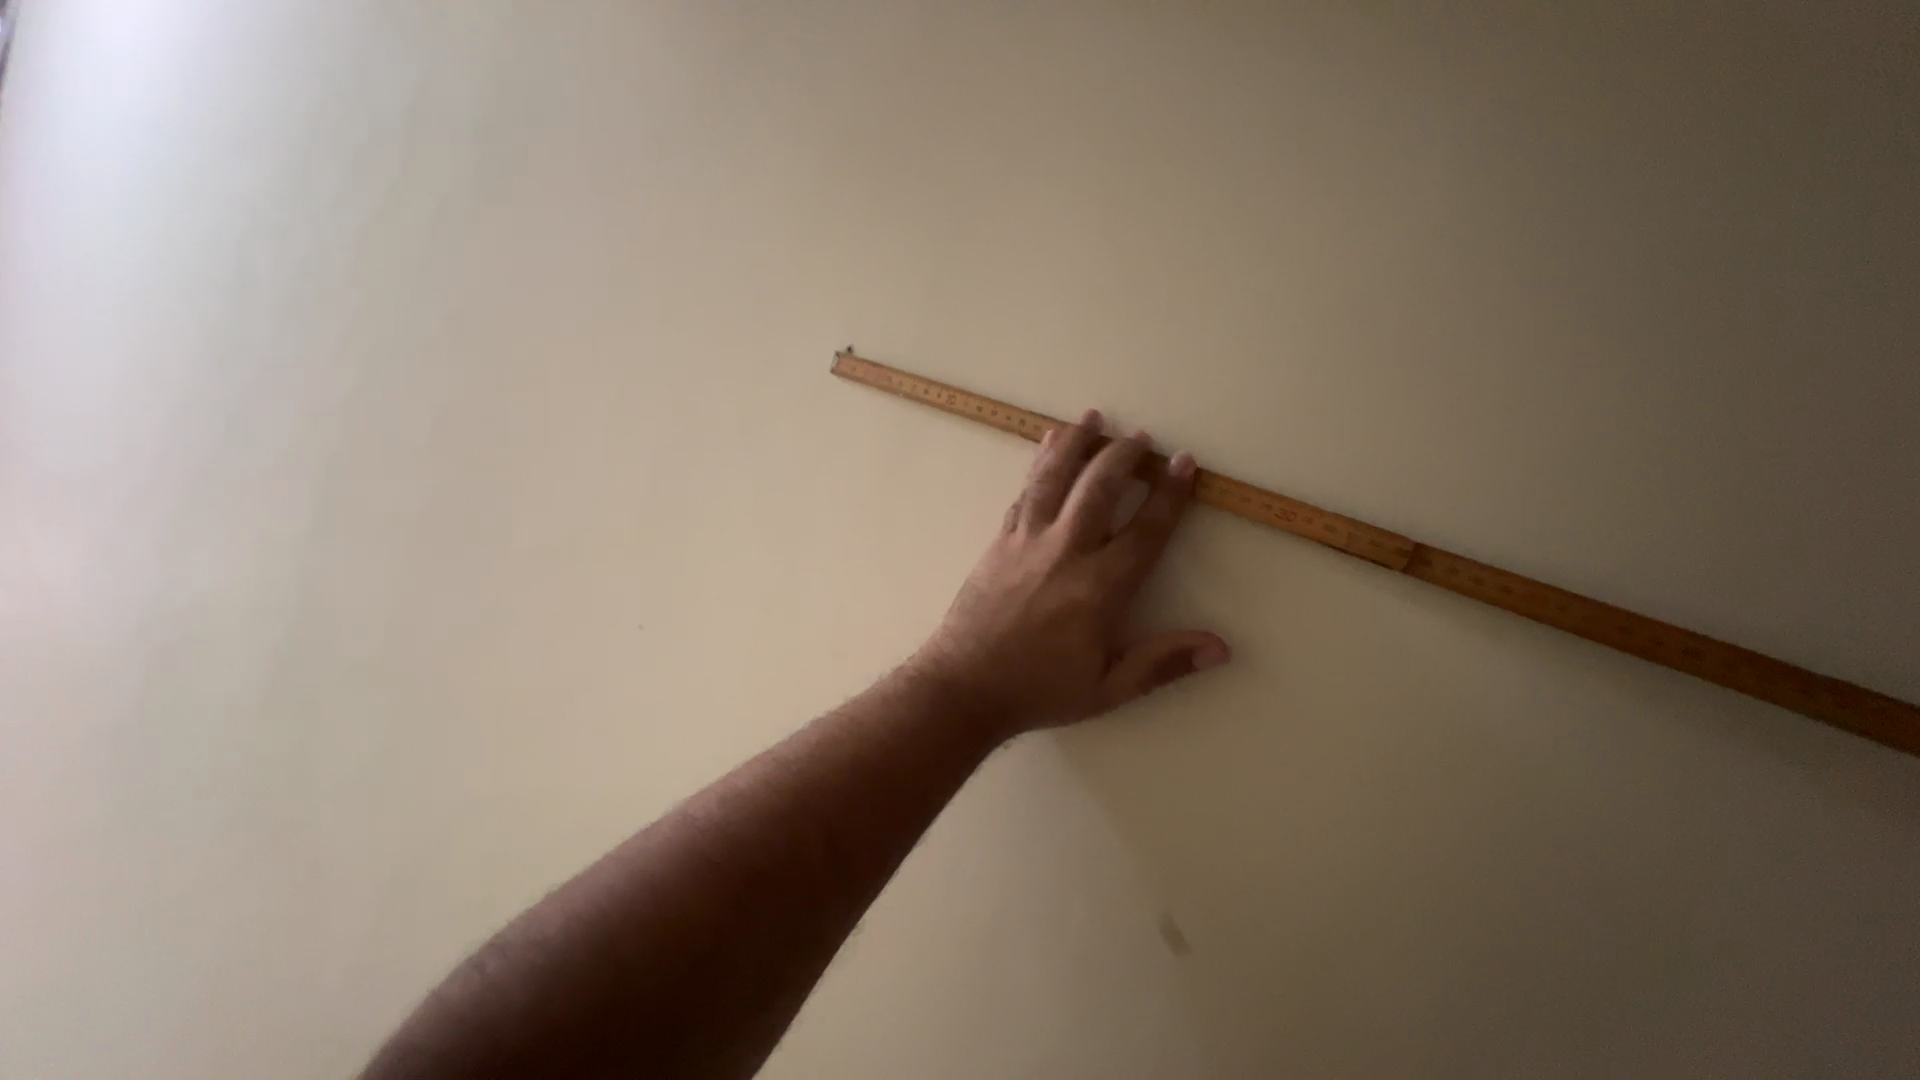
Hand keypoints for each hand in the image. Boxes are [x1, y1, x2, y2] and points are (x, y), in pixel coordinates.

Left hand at [910, 409, 1229, 737]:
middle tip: (1143, 437)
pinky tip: (1047, 446)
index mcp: (1099, 588)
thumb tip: (1221, 647)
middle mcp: (1065, 552)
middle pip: (1099, 488)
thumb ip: (1162, 663)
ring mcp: (1027, 541)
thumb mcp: (1107, 689)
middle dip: (1124, 456)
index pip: (1145, 530)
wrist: (962, 686)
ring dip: (1077, 444)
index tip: (1184, 463)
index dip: (1169, 494)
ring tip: (1093, 417)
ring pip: (1055, 478)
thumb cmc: (1039, 690)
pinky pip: (1024, 492)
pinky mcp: (999, 541)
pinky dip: (1039, 465)